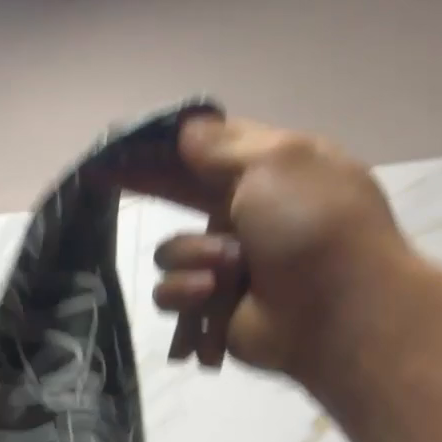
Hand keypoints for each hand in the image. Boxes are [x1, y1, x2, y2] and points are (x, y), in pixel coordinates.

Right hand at [126, 116, 416, 385]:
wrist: (337, 312)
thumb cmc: (313, 227)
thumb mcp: (277, 164)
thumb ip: (224, 147)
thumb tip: (186, 128)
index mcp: (273, 173)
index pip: (209, 151)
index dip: (167, 146)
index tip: (125, 143)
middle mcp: (248, 214)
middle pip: (182, 196)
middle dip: (152, 189)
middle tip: (104, 179)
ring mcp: (228, 262)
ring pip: (170, 253)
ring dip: (189, 259)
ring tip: (220, 276)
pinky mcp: (211, 304)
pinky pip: (171, 293)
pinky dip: (186, 294)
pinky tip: (210, 299)